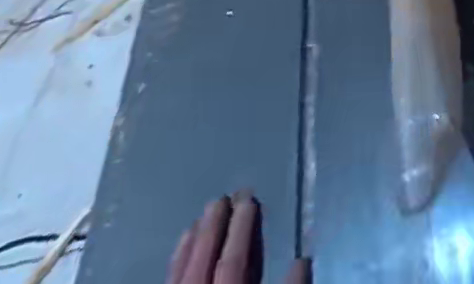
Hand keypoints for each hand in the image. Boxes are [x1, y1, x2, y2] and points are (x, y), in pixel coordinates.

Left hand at [168, 192, 309, 283]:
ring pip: (182, 274)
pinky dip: (177, 261)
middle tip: (221, 198)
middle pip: (203, 265)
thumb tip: (303, 260)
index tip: (249, 201)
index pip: (232, 264)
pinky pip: (171, 282)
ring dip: (192, 244)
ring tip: (200, 217)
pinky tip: (182, 243)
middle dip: (214, 230)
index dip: (242, 233)